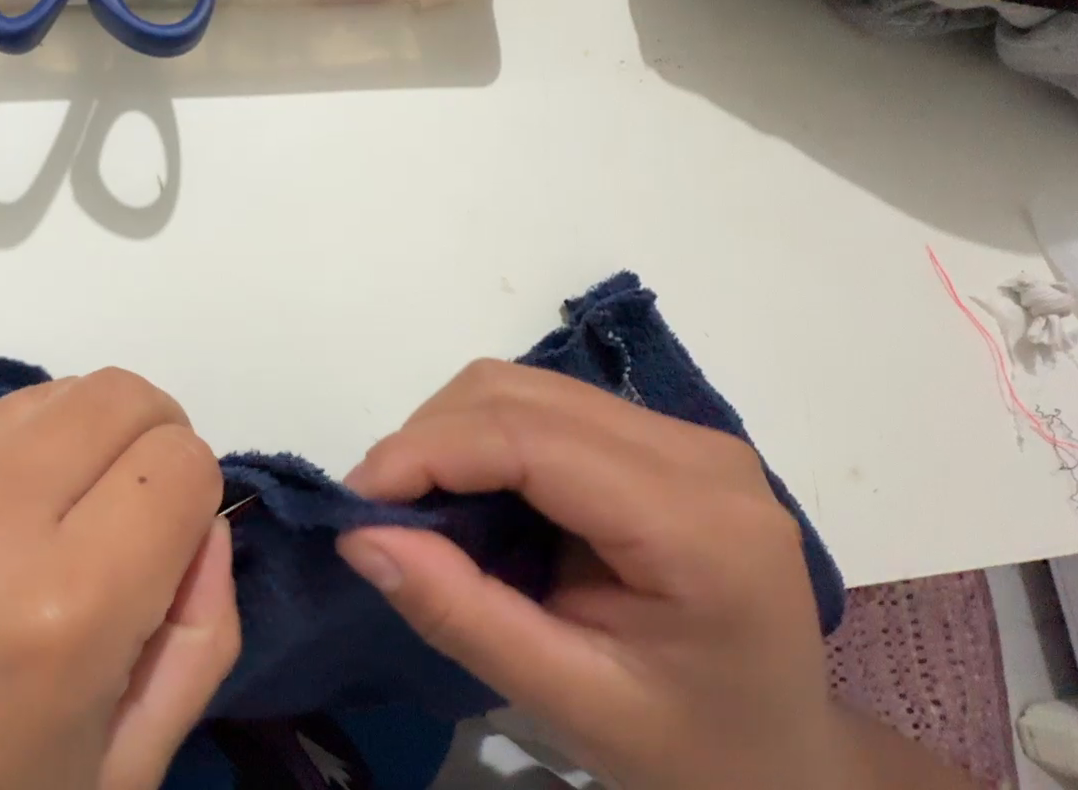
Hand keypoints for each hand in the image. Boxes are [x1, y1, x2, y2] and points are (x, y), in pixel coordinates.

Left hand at [0, 370, 239, 789]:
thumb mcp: (125, 765)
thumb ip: (201, 634)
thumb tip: (205, 523)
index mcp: (66, 607)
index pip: (184, 464)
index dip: (197, 504)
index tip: (168, 557)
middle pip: (128, 397)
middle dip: (160, 445)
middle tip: (136, 523)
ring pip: (70, 389)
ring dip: (99, 437)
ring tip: (74, 517)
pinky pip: (8, 411)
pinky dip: (42, 440)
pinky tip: (17, 511)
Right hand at [334, 360, 853, 789]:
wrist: (783, 754)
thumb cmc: (686, 747)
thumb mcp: (567, 701)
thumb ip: (460, 614)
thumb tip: (358, 535)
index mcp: (697, 526)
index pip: (528, 438)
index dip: (424, 452)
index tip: (355, 502)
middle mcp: (695, 453)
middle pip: (515, 393)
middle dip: (427, 441)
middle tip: (385, 514)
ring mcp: (680, 436)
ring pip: (517, 386)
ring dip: (447, 434)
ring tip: (424, 507)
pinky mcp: (655, 438)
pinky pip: (537, 404)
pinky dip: (477, 437)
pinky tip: (473, 495)